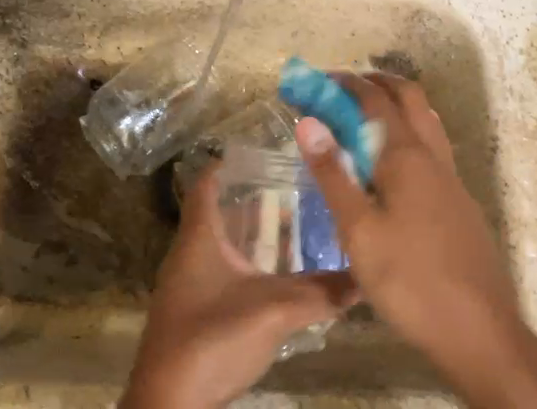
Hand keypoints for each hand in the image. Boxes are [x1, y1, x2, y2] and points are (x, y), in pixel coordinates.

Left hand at [121, 167, 358, 408]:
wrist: (171, 404)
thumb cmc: (212, 337)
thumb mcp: (274, 311)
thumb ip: (320, 294)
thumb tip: (365, 277)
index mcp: (199, 236)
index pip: (207, 182)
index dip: (231, 162)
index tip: (265, 152)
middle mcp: (188, 253)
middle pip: (220, 213)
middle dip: (255, 201)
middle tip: (296, 191)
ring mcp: (187, 286)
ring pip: (222, 247)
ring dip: (254, 238)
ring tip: (295, 231)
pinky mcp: (193, 314)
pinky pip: (222, 276)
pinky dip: (248, 269)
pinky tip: (277, 280)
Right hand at [298, 74, 536, 408]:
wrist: (480, 333)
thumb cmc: (410, 280)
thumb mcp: (358, 231)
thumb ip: (333, 174)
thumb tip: (308, 121)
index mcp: (407, 156)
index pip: (373, 99)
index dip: (342, 84)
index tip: (313, 81)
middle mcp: (433, 157)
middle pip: (409, 98)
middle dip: (374, 83)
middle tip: (340, 91)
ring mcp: (452, 181)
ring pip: (426, 122)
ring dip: (395, 107)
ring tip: (360, 122)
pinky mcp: (460, 206)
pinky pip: (431, 150)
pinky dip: (406, 137)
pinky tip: (389, 171)